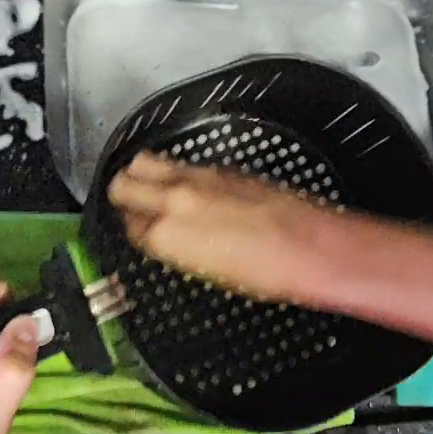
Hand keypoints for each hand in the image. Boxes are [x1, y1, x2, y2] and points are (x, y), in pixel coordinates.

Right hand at [107, 152, 330, 302]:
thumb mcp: (207, 271)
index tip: (131, 228)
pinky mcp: (219, 167)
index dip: (128, 226)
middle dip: (123, 191)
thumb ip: (175, 247)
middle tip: (126, 201)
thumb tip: (163, 237)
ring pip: (147, 161)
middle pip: (125, 181)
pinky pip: (179, 162)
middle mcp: (175, 198)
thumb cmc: (264, 272)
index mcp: (166, 234)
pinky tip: (183, 184)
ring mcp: (196, 177)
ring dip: (142, 173)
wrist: (309, 244)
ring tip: (146, 185)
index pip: (127, 221)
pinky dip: (171, 169)